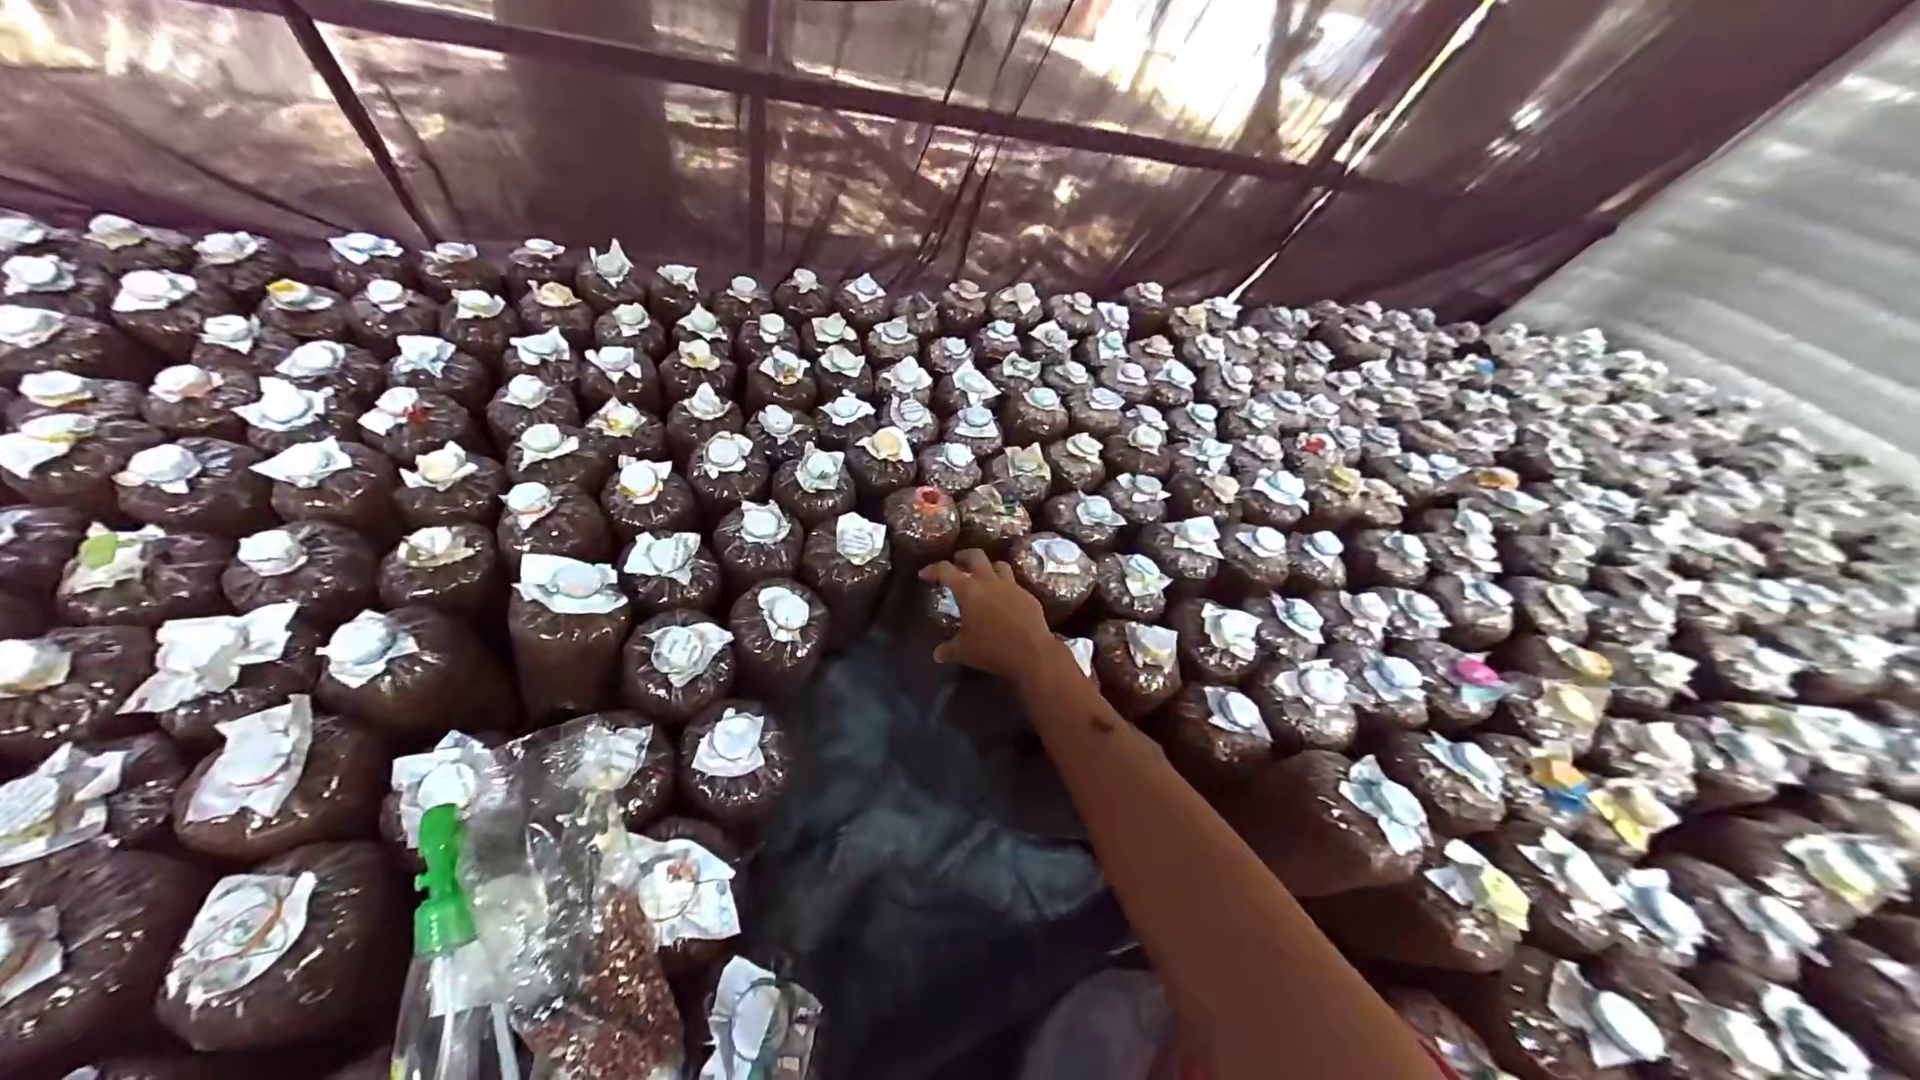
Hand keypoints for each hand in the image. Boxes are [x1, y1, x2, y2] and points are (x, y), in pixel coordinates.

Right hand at [920, 548, 1056, 680]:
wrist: (1032, 653)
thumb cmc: (992, 650)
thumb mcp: (964, 652)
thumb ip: (949, 650)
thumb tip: (937, 654)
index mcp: (969, 591)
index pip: (946, 570)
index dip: (933, 569)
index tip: (925, 574)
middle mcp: (990, 582)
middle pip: (976, 556)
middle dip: (964, 556)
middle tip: (957, 563)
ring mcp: (1012, 586)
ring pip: (999, 565)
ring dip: (988, 567)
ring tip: (983, 577)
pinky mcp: (1028, 596)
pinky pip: (1014, 584)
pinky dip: (1005, 587)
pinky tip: (1004, 600)